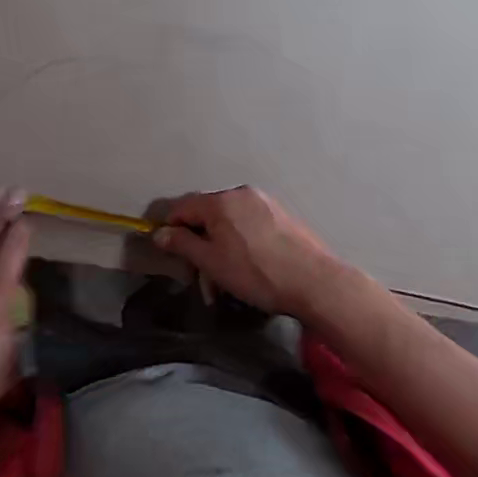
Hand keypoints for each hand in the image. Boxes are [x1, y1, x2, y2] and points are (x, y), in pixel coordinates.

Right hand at [152, 185, 354, 315]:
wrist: (317, 283)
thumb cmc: (257, 273)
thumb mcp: (212, 263)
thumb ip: (182, 244)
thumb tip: (159, 232)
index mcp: (219, 202)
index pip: (182, 207)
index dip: (172, 228)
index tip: (173, 252)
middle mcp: (240, 193)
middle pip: (207, 212)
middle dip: (200, 239)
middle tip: (203, 271)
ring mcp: (265, 202)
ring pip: (231, 218)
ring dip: (223, 241)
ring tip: (230, 271)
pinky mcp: (284, 215)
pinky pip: (252, 222)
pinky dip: (244, 238)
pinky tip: (254, 263)